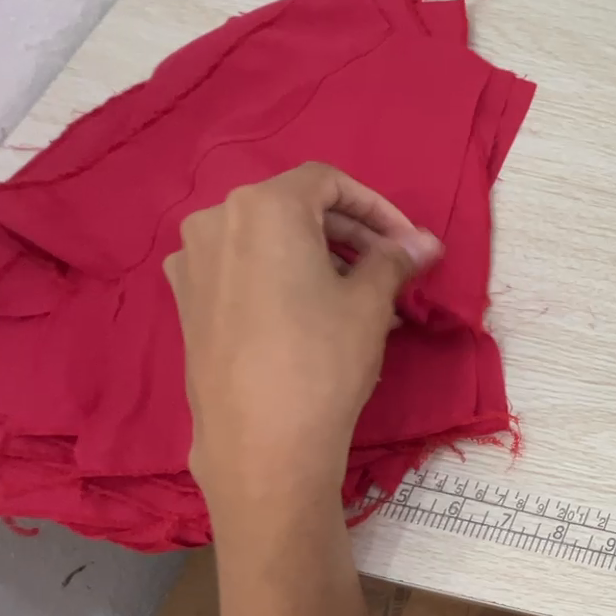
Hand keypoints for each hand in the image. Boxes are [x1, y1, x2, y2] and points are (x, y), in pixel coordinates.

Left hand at [164, 162, 440, 515]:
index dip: (377, 207)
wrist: (263, 433)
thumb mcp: (371, 303)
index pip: (326, 181)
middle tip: (394, 271)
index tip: (409, 243)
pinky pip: (249, 270)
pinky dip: (290, 278)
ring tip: (365, 299)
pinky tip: (322, 317)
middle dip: (352, 234)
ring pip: (271, 241)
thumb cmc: (325, 357)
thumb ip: (396, 261)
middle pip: (295, 208)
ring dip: (324, 258)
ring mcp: (195, 261)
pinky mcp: (189, 299)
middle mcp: (216, 221)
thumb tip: (426, 241)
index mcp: (263, 209)